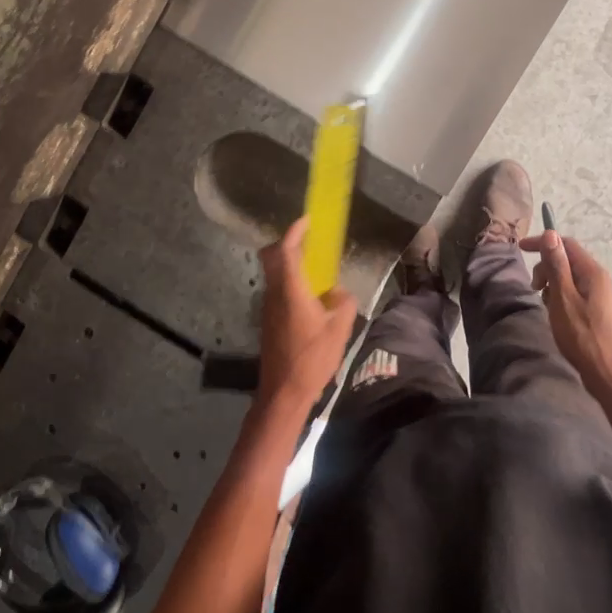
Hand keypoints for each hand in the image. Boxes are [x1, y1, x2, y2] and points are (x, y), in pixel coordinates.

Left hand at [256, 218, 357, 410]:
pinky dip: (289, 282)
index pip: (286, 250)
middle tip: (307, 241)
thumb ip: (343, 303)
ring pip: (273, 274)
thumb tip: (337, 293)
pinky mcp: (268, 320)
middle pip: (271, 257)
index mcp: (291, 291)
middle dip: (286, 243)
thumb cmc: (312, 358)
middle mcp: (274, 294)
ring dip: (288, 264)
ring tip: (313, 269)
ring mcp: (268, 307)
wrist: (284, 391)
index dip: (294, 231)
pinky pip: (277, 290)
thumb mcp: (340, 330)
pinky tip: (309, 297)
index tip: (307, 221)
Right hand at [525, 231, 611, 397]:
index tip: (520, 249)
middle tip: (534, 289)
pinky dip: (562, 296)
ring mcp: (604, 296)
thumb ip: (556, 266)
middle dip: (547, 267)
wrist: (609, 376)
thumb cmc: (583, 337)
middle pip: (569, 260)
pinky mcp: (602, 312)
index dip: (542, 243)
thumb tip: (550, 234)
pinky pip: (578, 293)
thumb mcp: (563, 299)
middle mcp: (602, 280)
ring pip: (572, 278)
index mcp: (593, 273)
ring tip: (545, 305)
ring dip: (553, 284)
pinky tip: (558, 315)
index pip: (566, 244)